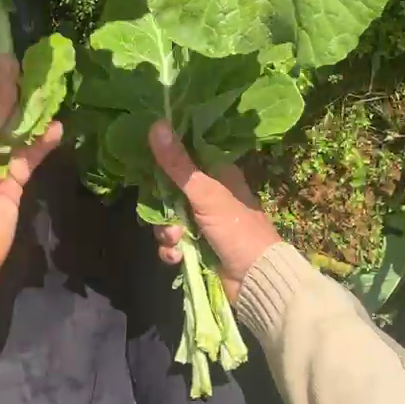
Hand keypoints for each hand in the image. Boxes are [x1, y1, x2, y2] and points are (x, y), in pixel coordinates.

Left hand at [0, 55, 63, 299]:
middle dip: (8, 91)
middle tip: (36, 75)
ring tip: (51, 95)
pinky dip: (39, 142)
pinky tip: (57, 128)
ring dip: (27, 114)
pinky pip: (24, 155)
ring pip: (7, 129)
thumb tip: (8, 63)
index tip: (7, 64)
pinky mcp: (5, 182)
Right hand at [148, 120, 282, 302]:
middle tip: (161, 213)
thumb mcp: (205, 193)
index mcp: (219, 173)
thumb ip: (179, 163)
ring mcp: (204, 221)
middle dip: (161, 205)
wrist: (257, 280)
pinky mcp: (199, 245)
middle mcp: (210, 194)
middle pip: (171, 189)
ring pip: (169, 217)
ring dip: (166, 231)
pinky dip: (171, 249)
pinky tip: (177, 257)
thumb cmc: (236, 228)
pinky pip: (174, 242)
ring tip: (175, 241)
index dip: (165, 158)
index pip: (185, 155)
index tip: (146, 161)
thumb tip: (156, 123)